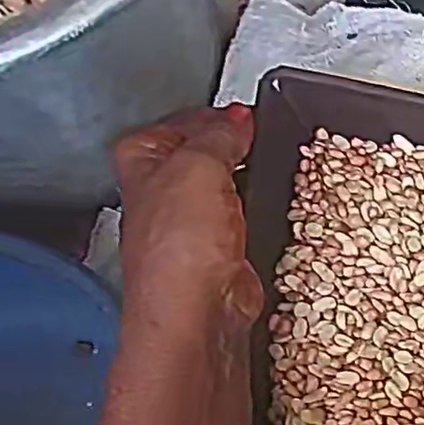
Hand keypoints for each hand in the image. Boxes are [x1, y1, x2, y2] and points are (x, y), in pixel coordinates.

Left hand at [113, 104, 261, 332]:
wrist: (200, 306)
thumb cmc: (182, 243)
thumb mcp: (199, 167)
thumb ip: (221, 137)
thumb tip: (241, 119)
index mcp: (143, 158)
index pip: (188, 122)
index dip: (222, 118)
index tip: (255, 118)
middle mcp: (167, 189)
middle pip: (212, 155)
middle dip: (243, 152)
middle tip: (272, 146)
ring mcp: (198, 222)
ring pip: (234, 188)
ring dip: (257, 185)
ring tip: (280, 177)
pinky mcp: (227, 250)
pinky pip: (251, 219)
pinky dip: (266, 214)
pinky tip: (279, 213)